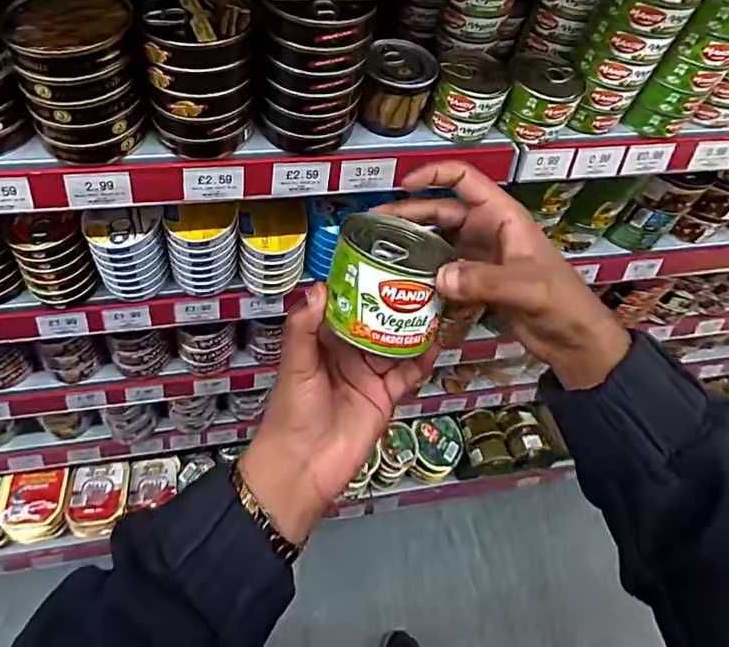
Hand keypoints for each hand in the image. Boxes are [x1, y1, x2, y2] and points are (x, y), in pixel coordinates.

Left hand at [237, 283, 433, 543]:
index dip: (360, 285)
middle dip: (392, 302)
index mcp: (323, 339)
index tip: (380, 261)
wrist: (303, 468)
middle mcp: (349, 352)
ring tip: (433, 302)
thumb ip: (303, 327)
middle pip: (376, 321)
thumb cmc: (292, 411)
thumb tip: (319, 287)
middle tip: (418, 277)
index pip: (345, 305)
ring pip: (396, 344)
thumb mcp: (295, 364)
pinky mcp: (386, 396)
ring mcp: (369, 373)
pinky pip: (408, 374)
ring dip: (412, 327)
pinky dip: (422, 360)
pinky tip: (436, 342)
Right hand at [377, 161, 630, 390]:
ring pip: (437, 242)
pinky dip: (423, 275)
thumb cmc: (562, 303)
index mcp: (502, 215)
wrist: (578, 343)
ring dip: (411, 245)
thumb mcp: (527, 287)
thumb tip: (438, 278)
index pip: (463, 178)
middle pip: (440, 211)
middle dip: (408, 214)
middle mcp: (486, 229)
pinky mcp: (475, 282)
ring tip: (380, 254)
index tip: (403, 185)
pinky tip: (402, 285)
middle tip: (375, 226)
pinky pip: (442, 271)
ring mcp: (479, 256)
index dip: (432, 174)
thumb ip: (483, 281)